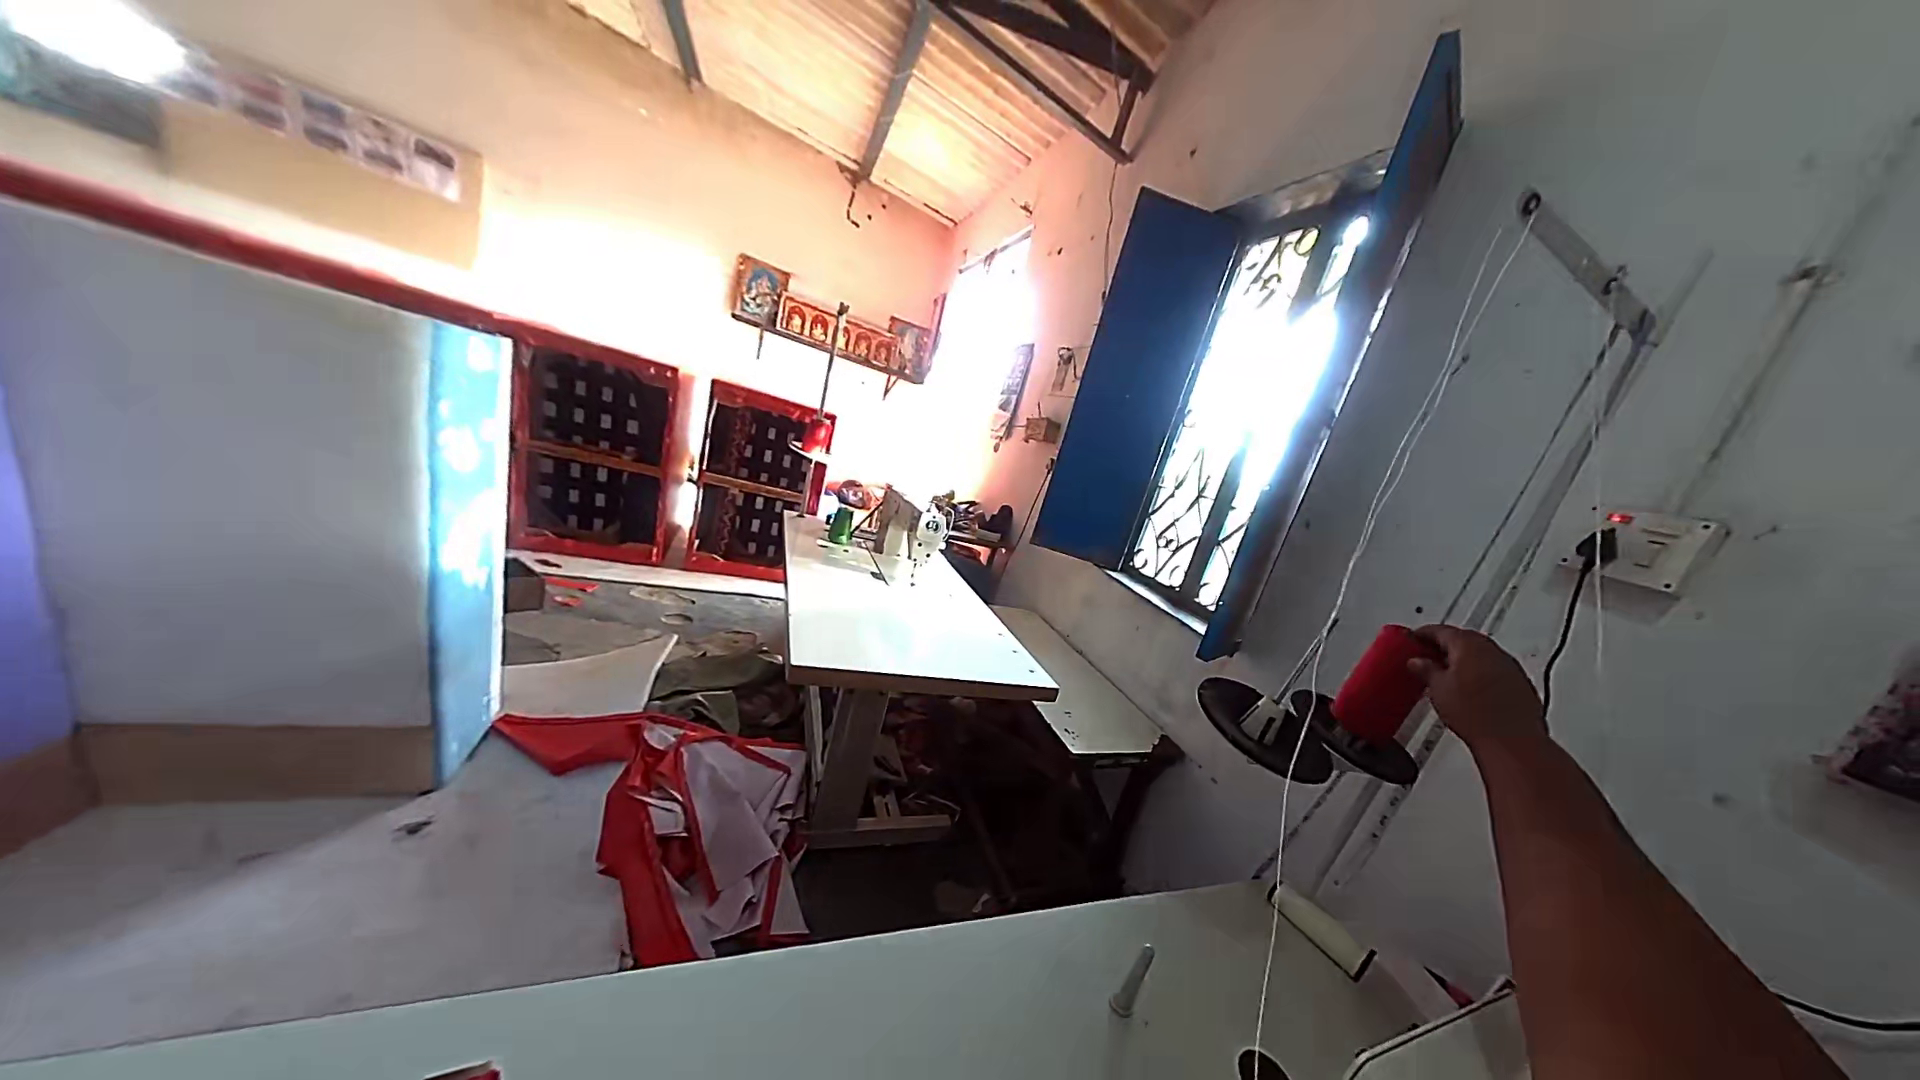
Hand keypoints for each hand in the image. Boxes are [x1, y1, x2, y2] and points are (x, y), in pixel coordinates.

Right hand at [1407, 625, 1546, 751]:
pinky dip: (1478, 673)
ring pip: (1480, 655)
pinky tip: (1467, 689)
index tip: (1412, 639)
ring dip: (1461, 660)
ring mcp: (1510, 667)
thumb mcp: (1436, 688)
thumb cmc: (1477, 714)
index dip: (1421, 634)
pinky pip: (1494, 670)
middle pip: (1462, 639)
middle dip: (1443, 646)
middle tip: (1425, 656)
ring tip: (1444, 675)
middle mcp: (1493, 651)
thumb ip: (1425, 669)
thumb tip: (1419, 663)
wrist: (1511, 741)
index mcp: (1469, 645)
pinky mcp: (1520, 684)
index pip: (1440, 630)